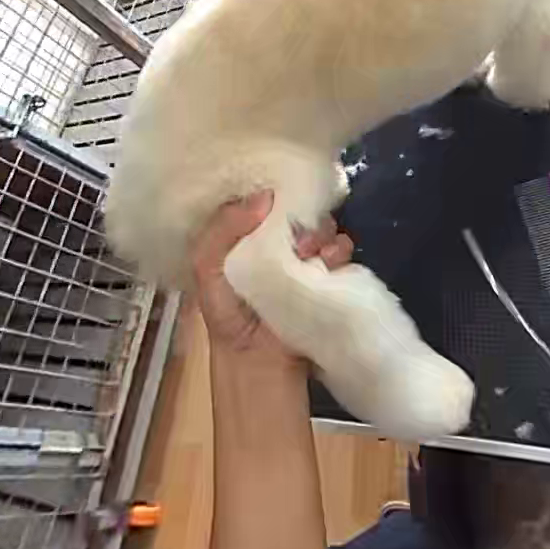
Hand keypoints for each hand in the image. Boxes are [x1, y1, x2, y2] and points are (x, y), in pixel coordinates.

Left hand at [189, 192, 352, 372]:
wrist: (260, 358)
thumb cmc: (229, 311)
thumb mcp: (208, 268)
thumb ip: (223, 229)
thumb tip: (265, 196)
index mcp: (247, 233)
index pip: (263, 198)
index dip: (271, 190)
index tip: (278, 190)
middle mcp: (278, 238)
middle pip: (298, 209)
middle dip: (300, 215)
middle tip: (295, 235)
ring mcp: (306, 254)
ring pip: (322, 226)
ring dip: (320, 233)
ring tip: (309, 252)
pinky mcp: (330, 269)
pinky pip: (341, 248)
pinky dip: (337, 250)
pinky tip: (327, 261)